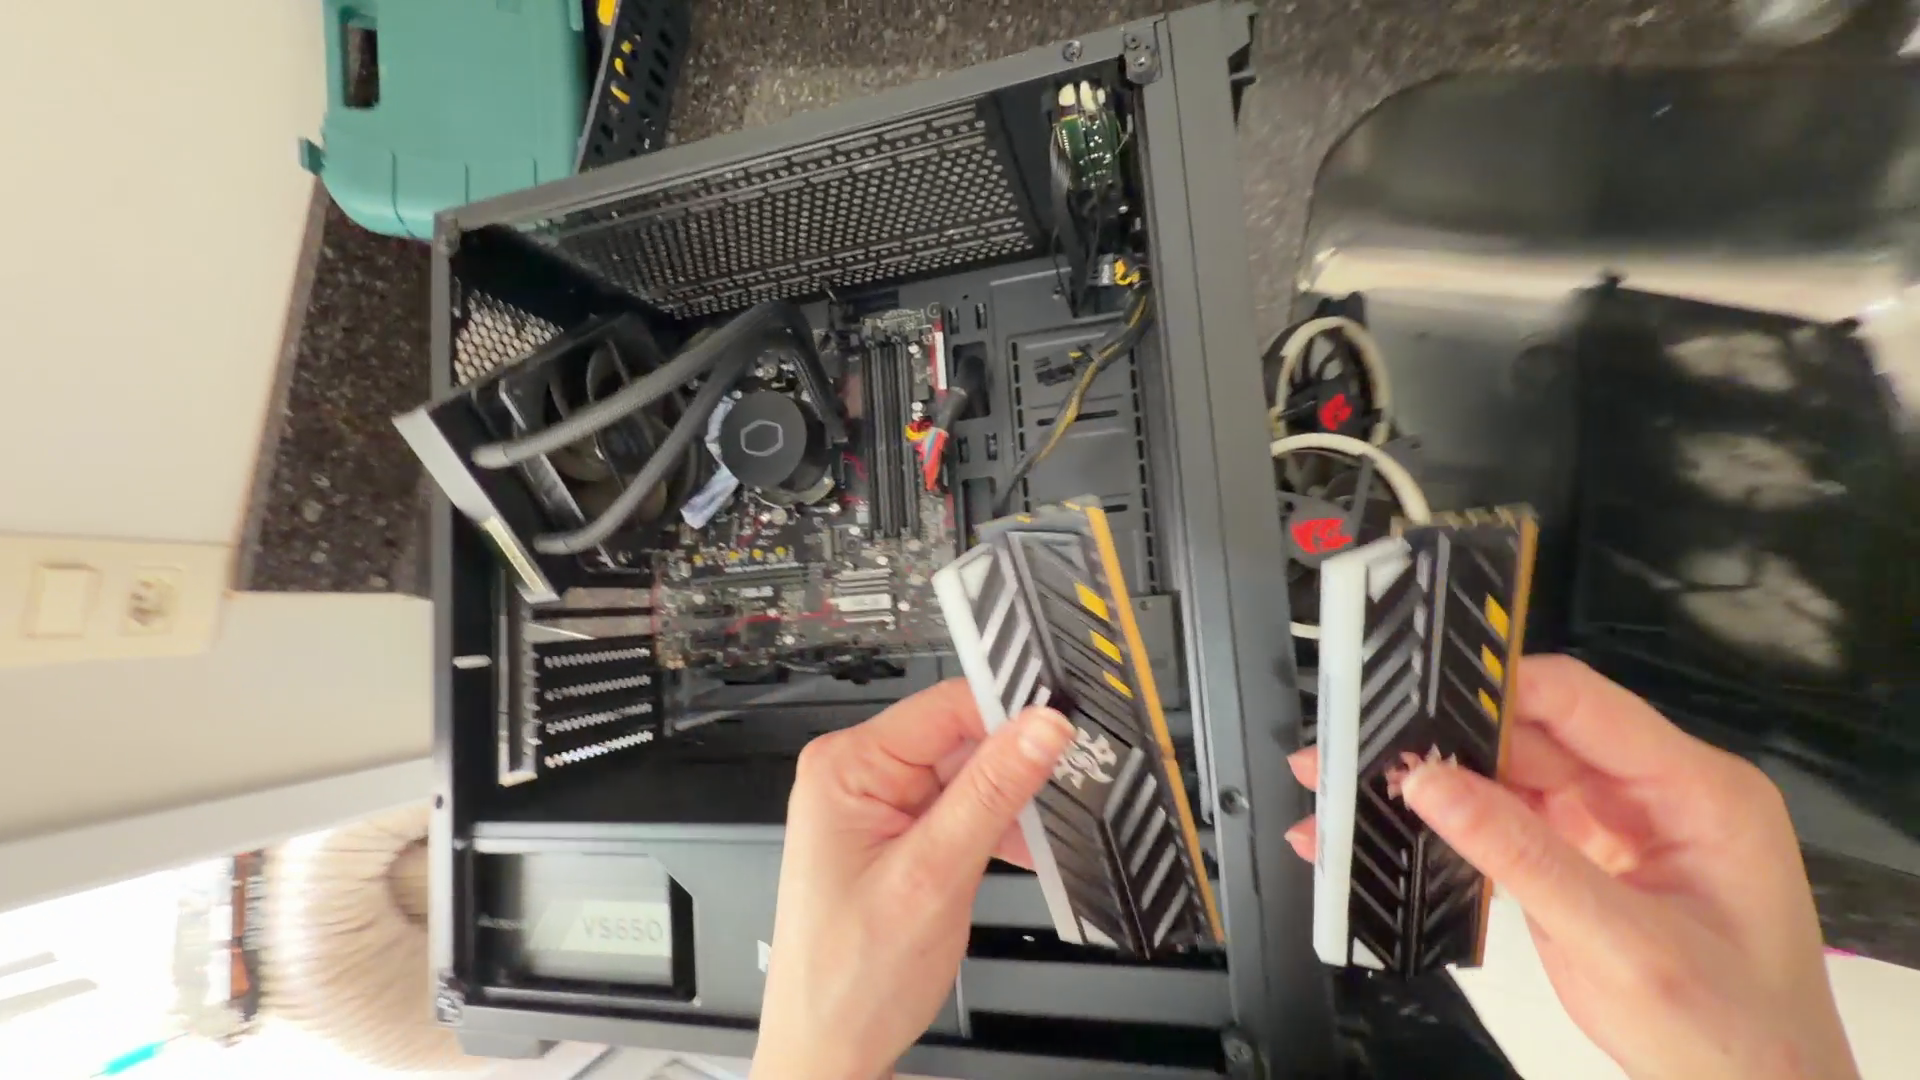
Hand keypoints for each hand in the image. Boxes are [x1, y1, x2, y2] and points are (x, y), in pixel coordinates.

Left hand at [752, 679, 1074, 1079]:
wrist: (829, 1048)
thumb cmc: (850, 976)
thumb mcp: (934, 876)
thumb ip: (992, 793)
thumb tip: (1040, 728)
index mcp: (848, 766)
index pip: (945, 706)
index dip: (1007, 712)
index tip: (1060, 727)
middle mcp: (858, 773)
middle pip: (957, 737)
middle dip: (1011, 764)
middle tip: (1060, 787)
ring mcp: (878, 802)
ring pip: (965, 772)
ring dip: (1006, 800)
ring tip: (1039, 830)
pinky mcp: (897, 829)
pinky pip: (957, 804)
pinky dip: (993, 823)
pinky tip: (1019, 846)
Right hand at [1286, 655, 1857, 1079]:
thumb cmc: (1726, 1037)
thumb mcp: (1624, 946)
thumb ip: (1522, 856)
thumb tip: (1425, 780)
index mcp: (1690, 787)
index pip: (1575, 700)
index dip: (1491, 687)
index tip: (1408, 694)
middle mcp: (1641, 784)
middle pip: (1519, 731)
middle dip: (1435, 738)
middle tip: (1350, 747)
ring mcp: (1599, 812)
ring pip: (1492, 767)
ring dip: (1423, 779)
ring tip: (1343, 784)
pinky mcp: (1562, 841)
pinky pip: (1489, 810)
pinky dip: (1434, 818)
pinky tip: (1378, 827)